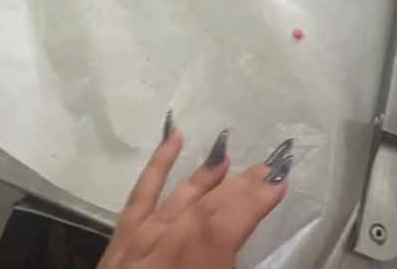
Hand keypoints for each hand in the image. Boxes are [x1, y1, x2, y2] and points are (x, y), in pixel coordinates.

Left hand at [96, 121, 291, 268]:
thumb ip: (232, 268)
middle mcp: (163, 251)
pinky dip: (157, 167)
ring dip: (205, 179)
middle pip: (204, 210)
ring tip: (229, 158)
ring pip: (175, 202)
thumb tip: (252, 260)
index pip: (224, 225)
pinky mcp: (116, 250)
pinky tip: (173, 140)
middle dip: (239, 188)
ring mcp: (136, 247)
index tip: (280, 181)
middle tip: (268, 167)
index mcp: (194, 267)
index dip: (254, 201)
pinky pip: (139, 200)